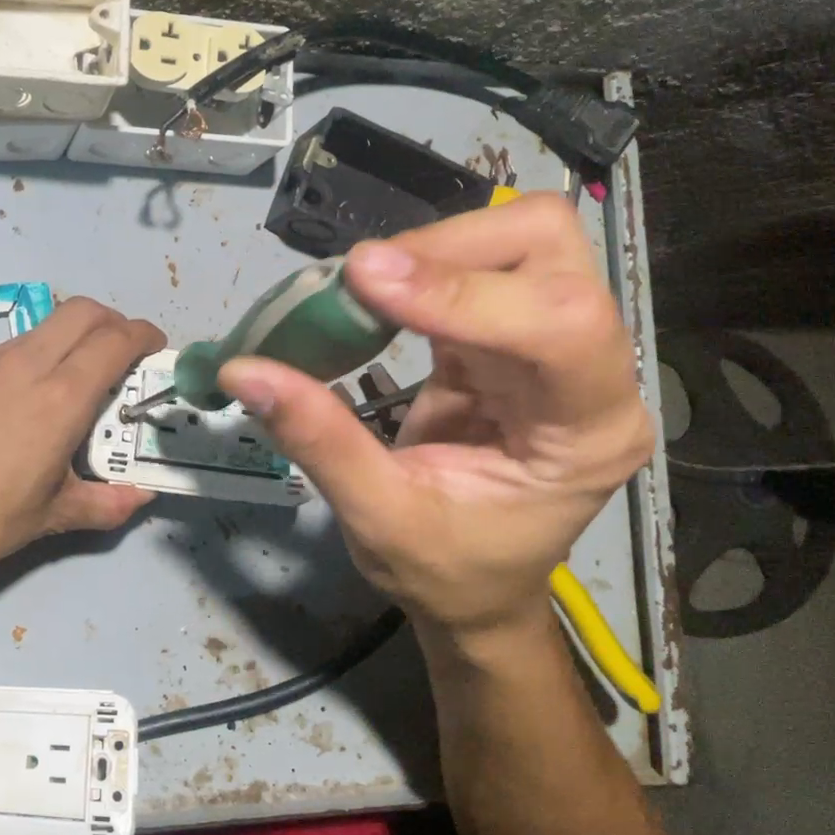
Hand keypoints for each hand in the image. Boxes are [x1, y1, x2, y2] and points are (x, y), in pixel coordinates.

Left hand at [0, 297, 165, 596]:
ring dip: (71, 339)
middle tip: (122, 356)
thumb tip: (140, 498)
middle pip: (81, 312)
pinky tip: (24, 401)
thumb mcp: (52, 517)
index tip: (155, 349)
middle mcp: (23, 366)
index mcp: (59, 398)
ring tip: (75, 382)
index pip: (114, 340)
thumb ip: (106, 503)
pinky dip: (34, 356)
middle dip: (112, 323)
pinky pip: (8, 348)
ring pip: (42, 327)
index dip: (143, 336)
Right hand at [218, 194, 654, 638]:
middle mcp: (592, 372)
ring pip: (516, 242)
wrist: (476, 592)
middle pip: (550, 251)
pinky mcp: (508, 336)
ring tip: (355, 287)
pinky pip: (474, 268)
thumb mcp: (378, 517)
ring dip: (429, 249)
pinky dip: (415, 268)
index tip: (363, 278)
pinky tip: (368, 294)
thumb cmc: (446, 570)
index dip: (462, 291)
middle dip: (449, 248)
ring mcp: (553, 345)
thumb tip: (243, 370)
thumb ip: (320, 440)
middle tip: (359, 281)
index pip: (559, 325)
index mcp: (588, 432)